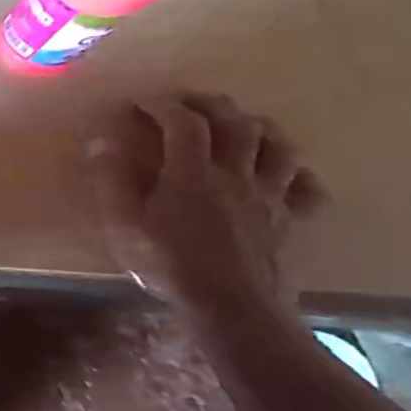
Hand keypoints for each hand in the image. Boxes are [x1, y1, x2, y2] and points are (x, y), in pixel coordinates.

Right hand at [89, 92, 325, 317]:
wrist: (231, 309)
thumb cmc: (168, 264)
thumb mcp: (122, 224)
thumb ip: (110, 180)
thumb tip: (101, 141)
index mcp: (191, 173)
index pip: (182, 122)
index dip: (162, 105)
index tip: (142, 102)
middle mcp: (237, 175)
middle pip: (236, 123)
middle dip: (211, 104)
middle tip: (189, 102)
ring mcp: (272, 198)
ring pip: (280, 146)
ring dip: (259, 127)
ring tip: (242, 124)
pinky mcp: (296, 222)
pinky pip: (310, 188)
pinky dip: (297, 173)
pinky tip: (284, 173)